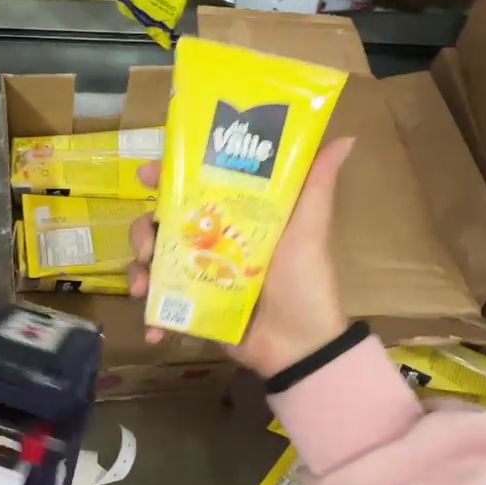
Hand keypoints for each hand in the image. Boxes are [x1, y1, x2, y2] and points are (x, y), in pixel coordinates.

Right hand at [126, 137, 355, 378]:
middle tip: (148, 245)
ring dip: (139, 271)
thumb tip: (346, 137)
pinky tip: (154, 329)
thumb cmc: (306, 282)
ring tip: (142, 288)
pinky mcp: (193, 308)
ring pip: (154, 261)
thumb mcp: (310, 229)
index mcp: (235, 217)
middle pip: (162, 222)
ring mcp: (199, 276)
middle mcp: (212, 240)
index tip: (146, 174)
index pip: (193, 186)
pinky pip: (161, 305)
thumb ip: (317, 185)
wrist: (302, 347)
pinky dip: (152, 316)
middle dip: (143, 230)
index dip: (166, 177)